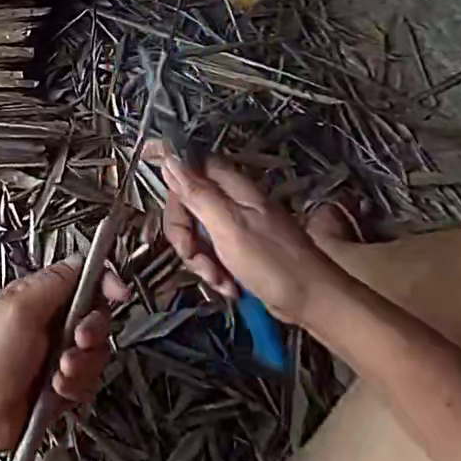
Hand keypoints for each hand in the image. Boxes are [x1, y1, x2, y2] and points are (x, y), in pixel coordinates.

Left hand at [0, 259, 127, 456]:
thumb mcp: (19, 309)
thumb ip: (54, 283)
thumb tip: (83, 262)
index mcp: (38, 295)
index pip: (83, 277)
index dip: (105, 282)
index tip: (119, 293)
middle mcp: (50, 321)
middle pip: (96, 315)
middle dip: (92, 330)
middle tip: (76, 340)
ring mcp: (56, 353)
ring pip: (96, 350)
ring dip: (82, 364)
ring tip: (58, 373)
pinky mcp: (62, 383)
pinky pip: (89, 379)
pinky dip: (77, 386)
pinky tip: (56, 390)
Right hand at [150, 145, 350, 324]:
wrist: (314, 303)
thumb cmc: (273, 263)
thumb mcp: (228, 227)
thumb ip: (196, 193)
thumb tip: (170, 159)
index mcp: (231, 186)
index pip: (190, 162)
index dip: (169, 163)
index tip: (145, 158)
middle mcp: (231, 199)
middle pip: (186, 202)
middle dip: (184, 233)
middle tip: (192, 255)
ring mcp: (235, 224)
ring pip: (195, 230)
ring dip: (199, 258)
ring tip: (218, 279)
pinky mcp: (238, 248)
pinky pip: (210, 251)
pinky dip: (213, 270)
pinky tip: (228, 286)